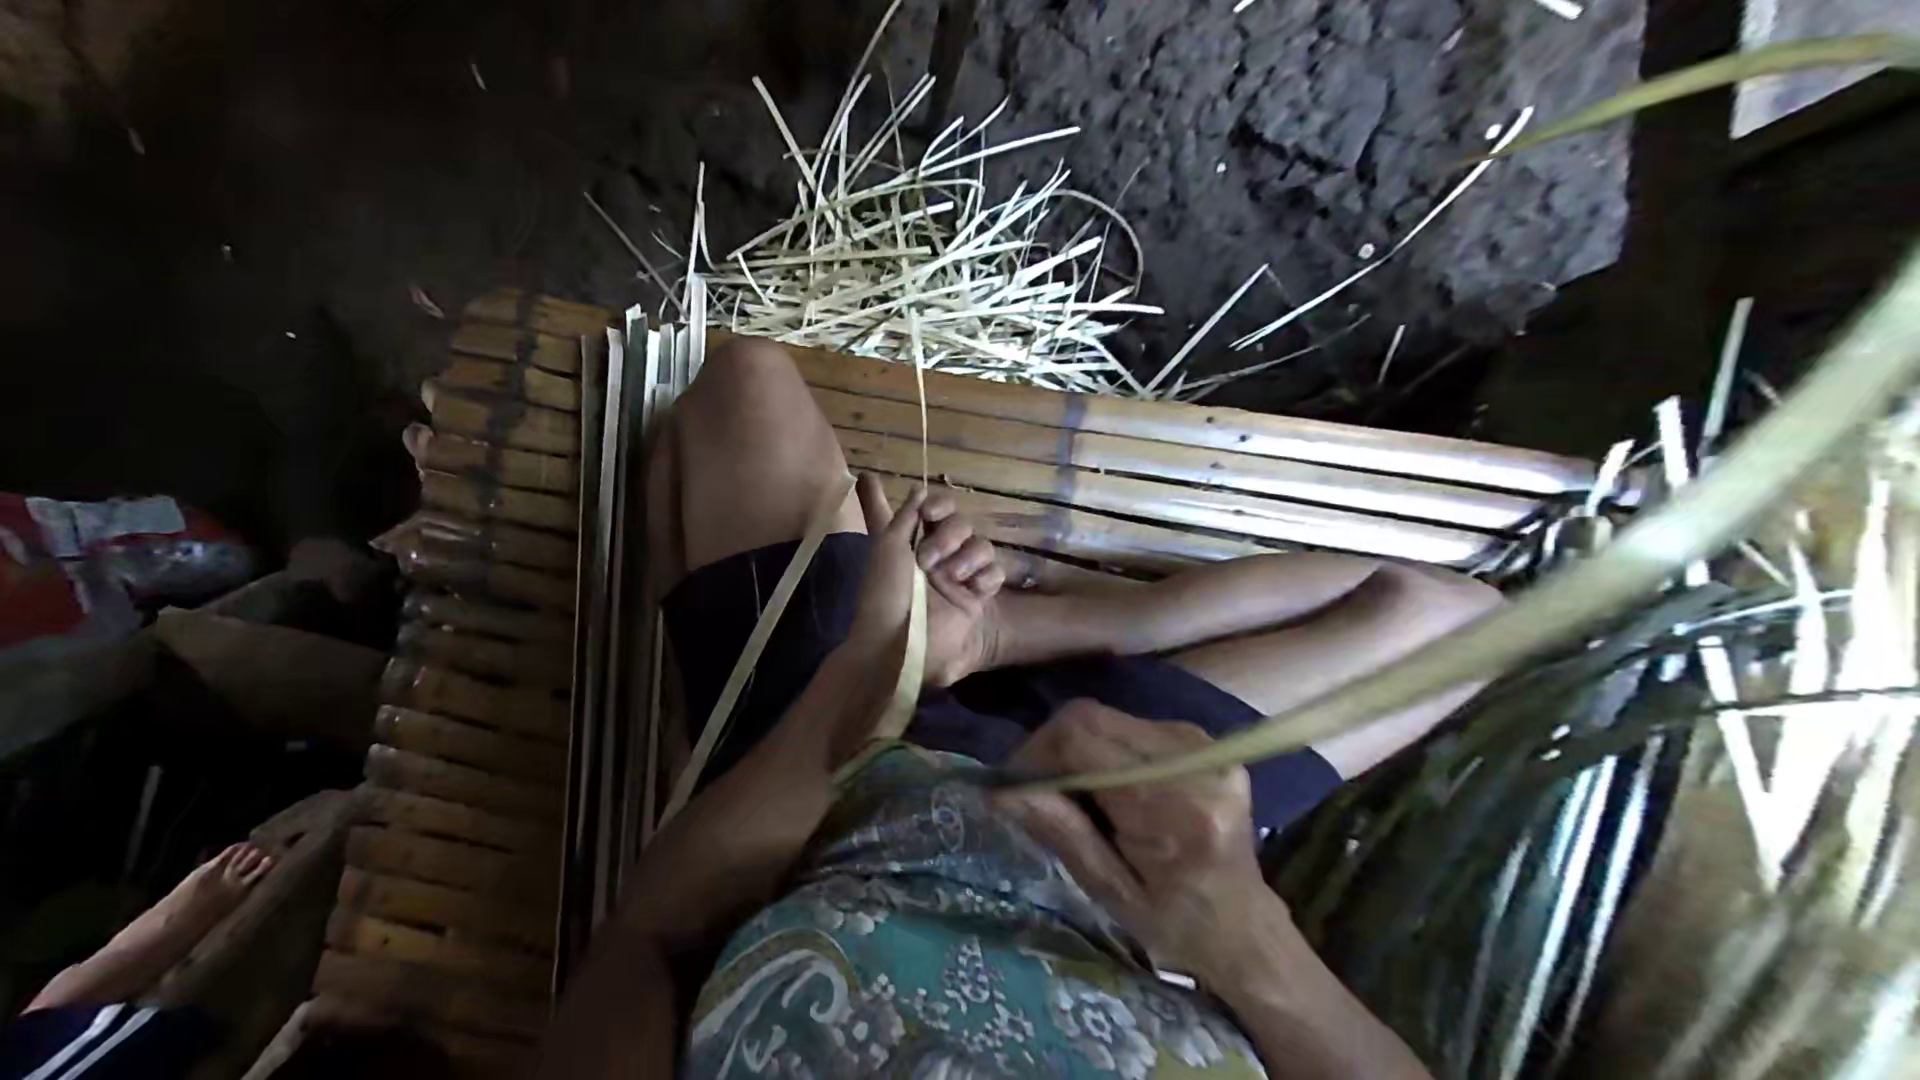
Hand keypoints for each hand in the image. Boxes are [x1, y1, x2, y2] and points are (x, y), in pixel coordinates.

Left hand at [851, 475, 1005, 686]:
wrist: (900, 642)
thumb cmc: (885, 593)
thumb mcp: (886, 547)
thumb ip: (903, 515)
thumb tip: (919, 488)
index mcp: (913, 543)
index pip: (934, 511)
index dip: (938, 505)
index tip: (930, 512)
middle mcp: (938, 556)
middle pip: (962, 524)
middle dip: (949, 535)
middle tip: (928, 560)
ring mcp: (959, 577)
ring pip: (982, 545)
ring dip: (966, 557)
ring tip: (949, 579)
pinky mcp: (977, 597)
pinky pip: (995, 572)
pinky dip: (985, 577)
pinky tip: (971, 590)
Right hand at [994, 700, 1287, 986]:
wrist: (1242, 925)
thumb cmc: (1175, 923)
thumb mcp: (1109, 891)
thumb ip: (1059, 831)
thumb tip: (998, 790)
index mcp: (1176, 804)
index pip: (1083, 737)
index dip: (1037, 751)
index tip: (1015, 784)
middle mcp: (1194, 759)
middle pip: (1092, 717)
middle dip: (1051, 747)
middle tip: (1036, 788)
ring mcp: (1202, 743)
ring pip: (1107, 716)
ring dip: (1075, 746)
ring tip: (1072, 792)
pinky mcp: (1200, 739)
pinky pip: (1128, 725)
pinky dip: (1101, 746)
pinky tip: (1103, 785)